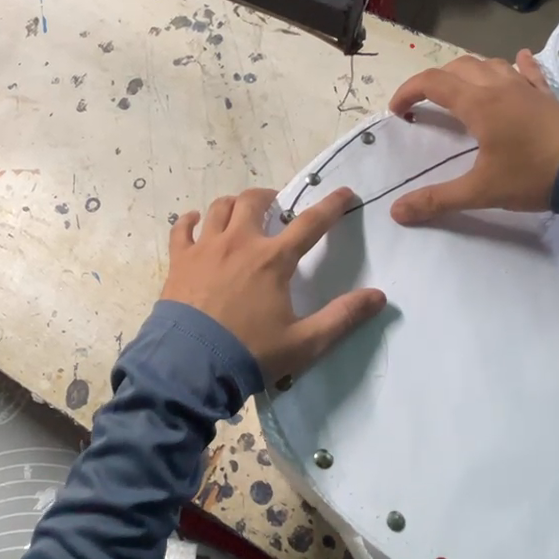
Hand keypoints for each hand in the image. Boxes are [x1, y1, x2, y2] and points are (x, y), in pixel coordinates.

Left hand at [162, 187, 385, 381]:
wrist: (190, 365)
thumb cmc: (250, 352)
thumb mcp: (304, 342)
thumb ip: (342, 317)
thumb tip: (378, 296)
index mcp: (273, 260)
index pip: (310, 223)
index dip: (331, 206)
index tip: (344, 192)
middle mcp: (239, 243)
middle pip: (254, 201)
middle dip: (269, 197)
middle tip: (276, 207)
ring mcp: (206, 248)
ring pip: (219, 208)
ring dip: (233, 204)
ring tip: (240, 213)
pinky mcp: (180, 260)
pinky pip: (182, 228)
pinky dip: (190, 220)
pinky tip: (195, 221)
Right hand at [386, 49, 558, 224]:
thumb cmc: (533, 175)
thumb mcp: (481, 191)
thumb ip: (437, 200)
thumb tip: (396, 212)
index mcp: (478, 104)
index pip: (432, 83)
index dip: (408, 92)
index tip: (397, 112)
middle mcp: (499, 87)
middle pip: (458, 67)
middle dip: (435, 81)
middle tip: (425, 104)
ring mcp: (527, 87)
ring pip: (490, 64)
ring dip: (468, 72)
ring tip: (460, 90)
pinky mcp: (548, 96)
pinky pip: (529, 70)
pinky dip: (516, 64)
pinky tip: (518, 59)